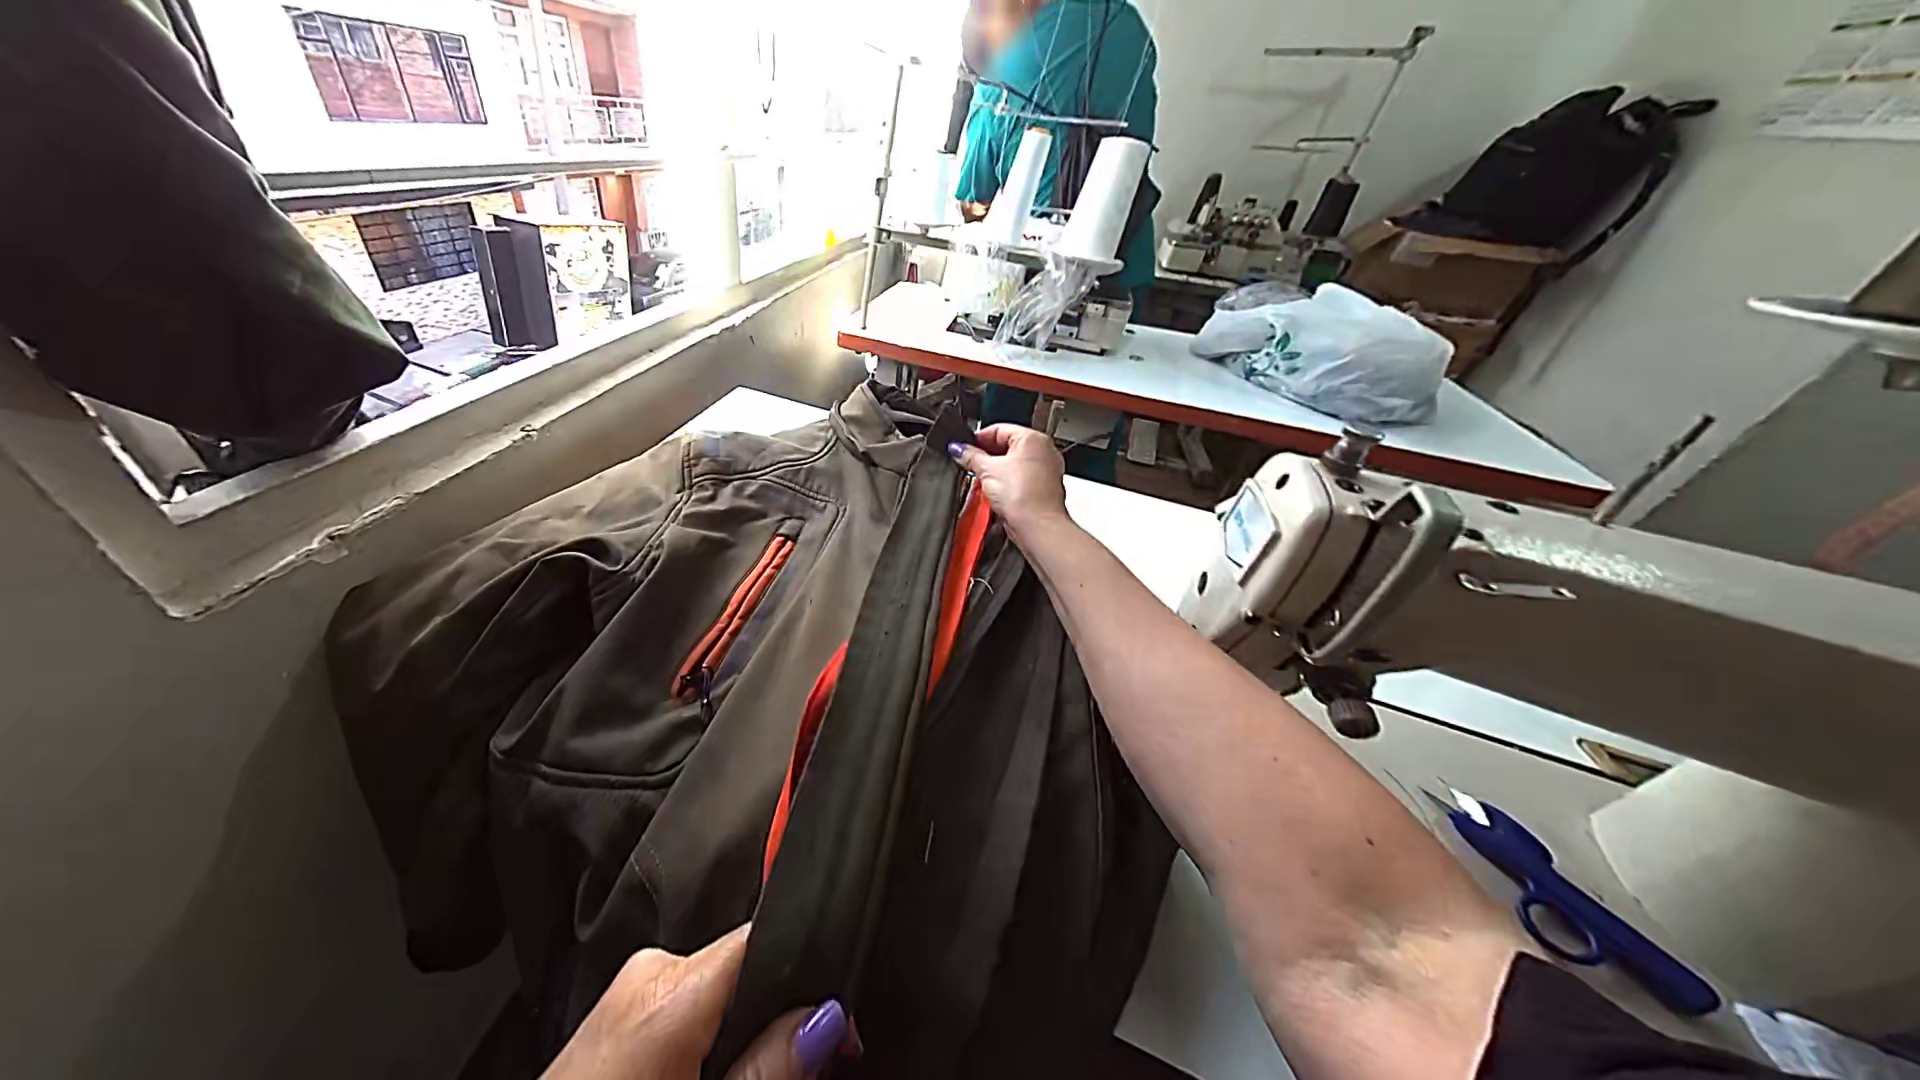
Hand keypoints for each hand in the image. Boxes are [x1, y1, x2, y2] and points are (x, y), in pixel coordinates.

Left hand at [542, 924, 853, 1079]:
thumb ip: (767, 1070)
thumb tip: (824, 1018)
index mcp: (668, 996)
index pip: (763, 938)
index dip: (808, 975)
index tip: (835, 1023)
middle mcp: (647, 976)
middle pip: (745, 965)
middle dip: (774, 1013)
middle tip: (788, 1073)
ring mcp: (626, 993)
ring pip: (717, 985)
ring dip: (740, 1027)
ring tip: (738, 1078)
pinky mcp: (616, 1015)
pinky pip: (685, 1001)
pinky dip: (707, 1031)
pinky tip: (705, 1071)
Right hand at [949, 424, 1067, 543]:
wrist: (1037, 526)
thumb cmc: (1024, 496)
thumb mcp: (987, 470)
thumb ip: (970, 456)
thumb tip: (960, 450)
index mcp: (1033, 438)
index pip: (999, 429)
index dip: (978, 439)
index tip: (964, 448)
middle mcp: (1044, 451)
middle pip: (1007, 447)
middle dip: (986, 457)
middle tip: (970, 464)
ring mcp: (1045, 471)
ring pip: (1013, 465)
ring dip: (995, 472)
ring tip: (982, 481)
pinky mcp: (1042, 489)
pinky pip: (1020, 480)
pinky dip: (1007, 484)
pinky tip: (996, 493)